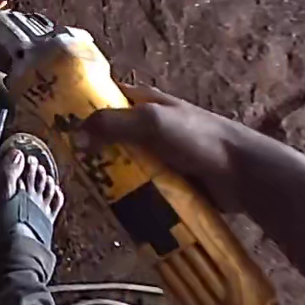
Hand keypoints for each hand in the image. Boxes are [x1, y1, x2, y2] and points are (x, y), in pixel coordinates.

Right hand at [76, 85, 255, 212]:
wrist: (245, 174)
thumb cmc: (199, 138)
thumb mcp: (152, 123)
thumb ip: (112, 124)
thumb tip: (75, 133)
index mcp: (145, 102)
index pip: (105, 97)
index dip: (83, 106)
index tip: (59, 123)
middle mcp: (150, 125)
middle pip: (110, 135)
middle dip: (93, 149)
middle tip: (73, 167)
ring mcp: (160, 154)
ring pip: (124, 163)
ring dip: (110, 176)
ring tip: (92, 192)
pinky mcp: (170, 180)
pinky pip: (140, 186)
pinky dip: (128, 194)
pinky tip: (116, 206)